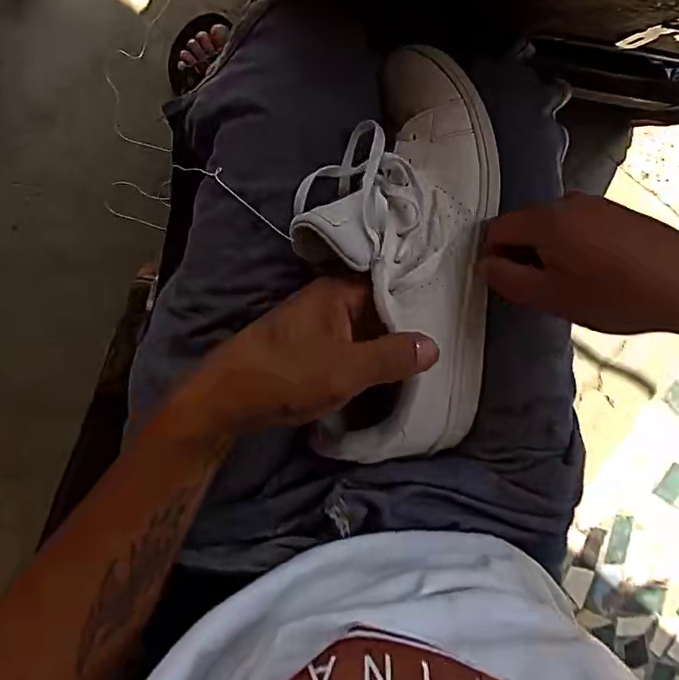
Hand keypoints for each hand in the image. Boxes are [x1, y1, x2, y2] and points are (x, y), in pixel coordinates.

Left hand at [159, 276, 439, 441]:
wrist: (229, 395)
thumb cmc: (288, 374)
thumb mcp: (347, 369)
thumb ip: (391, 357)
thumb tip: (433, 344)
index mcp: (336, 291)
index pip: (387, 284)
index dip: (417, 298)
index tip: (449, 311)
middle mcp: (326, 300)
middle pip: (376, 307)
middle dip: (405, 325)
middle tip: (447, 339)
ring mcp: (316, 323)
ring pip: (363, 329)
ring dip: (386, 345)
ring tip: (426, 360)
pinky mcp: (309, 346)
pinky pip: (349, 345)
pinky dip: (367, 357)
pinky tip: (389, 373)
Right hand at [478, 194, 678, 341]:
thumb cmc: (622, 296)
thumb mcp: (554, 298)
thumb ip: (508, 280)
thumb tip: (486, 265)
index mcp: (546, 219)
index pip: (497, 230)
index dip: (496, 258)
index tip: (514, 283)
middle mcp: (568, 202)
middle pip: (525, 225)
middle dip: (525, 254)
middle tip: (547, 288)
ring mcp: (597, 204)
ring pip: (554, 227)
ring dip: (553, 252)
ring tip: (578, 285)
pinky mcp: (620, 212)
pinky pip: (581, 226)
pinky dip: (579, 247)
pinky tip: (603, 275)